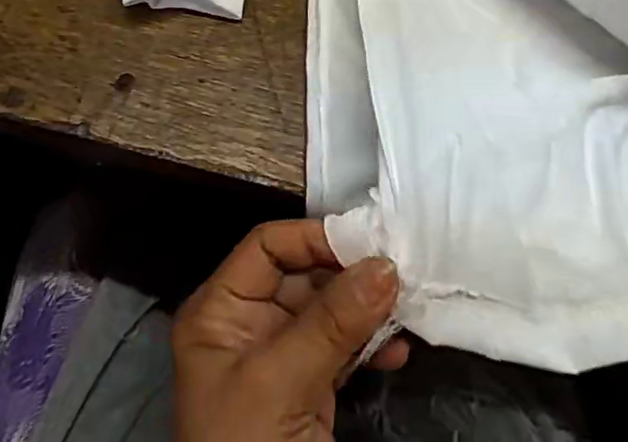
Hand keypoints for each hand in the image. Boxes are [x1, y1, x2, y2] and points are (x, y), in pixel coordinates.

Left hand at [173, 219, 408, 441]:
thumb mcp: (279, 383)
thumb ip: (332, 322)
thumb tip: (385, 264)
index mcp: (221, 311)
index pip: (267, 248)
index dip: (312, 238)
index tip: (364, 242)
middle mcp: (249, 325)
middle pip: (304, 276)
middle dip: (351, 273)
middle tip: (399, 271)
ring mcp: (280, 358)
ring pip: (330, 311)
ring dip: (369, 309)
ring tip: (406, 307)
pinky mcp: (308, 389)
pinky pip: (343, 349)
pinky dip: (371, 347)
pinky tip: (399, 351)